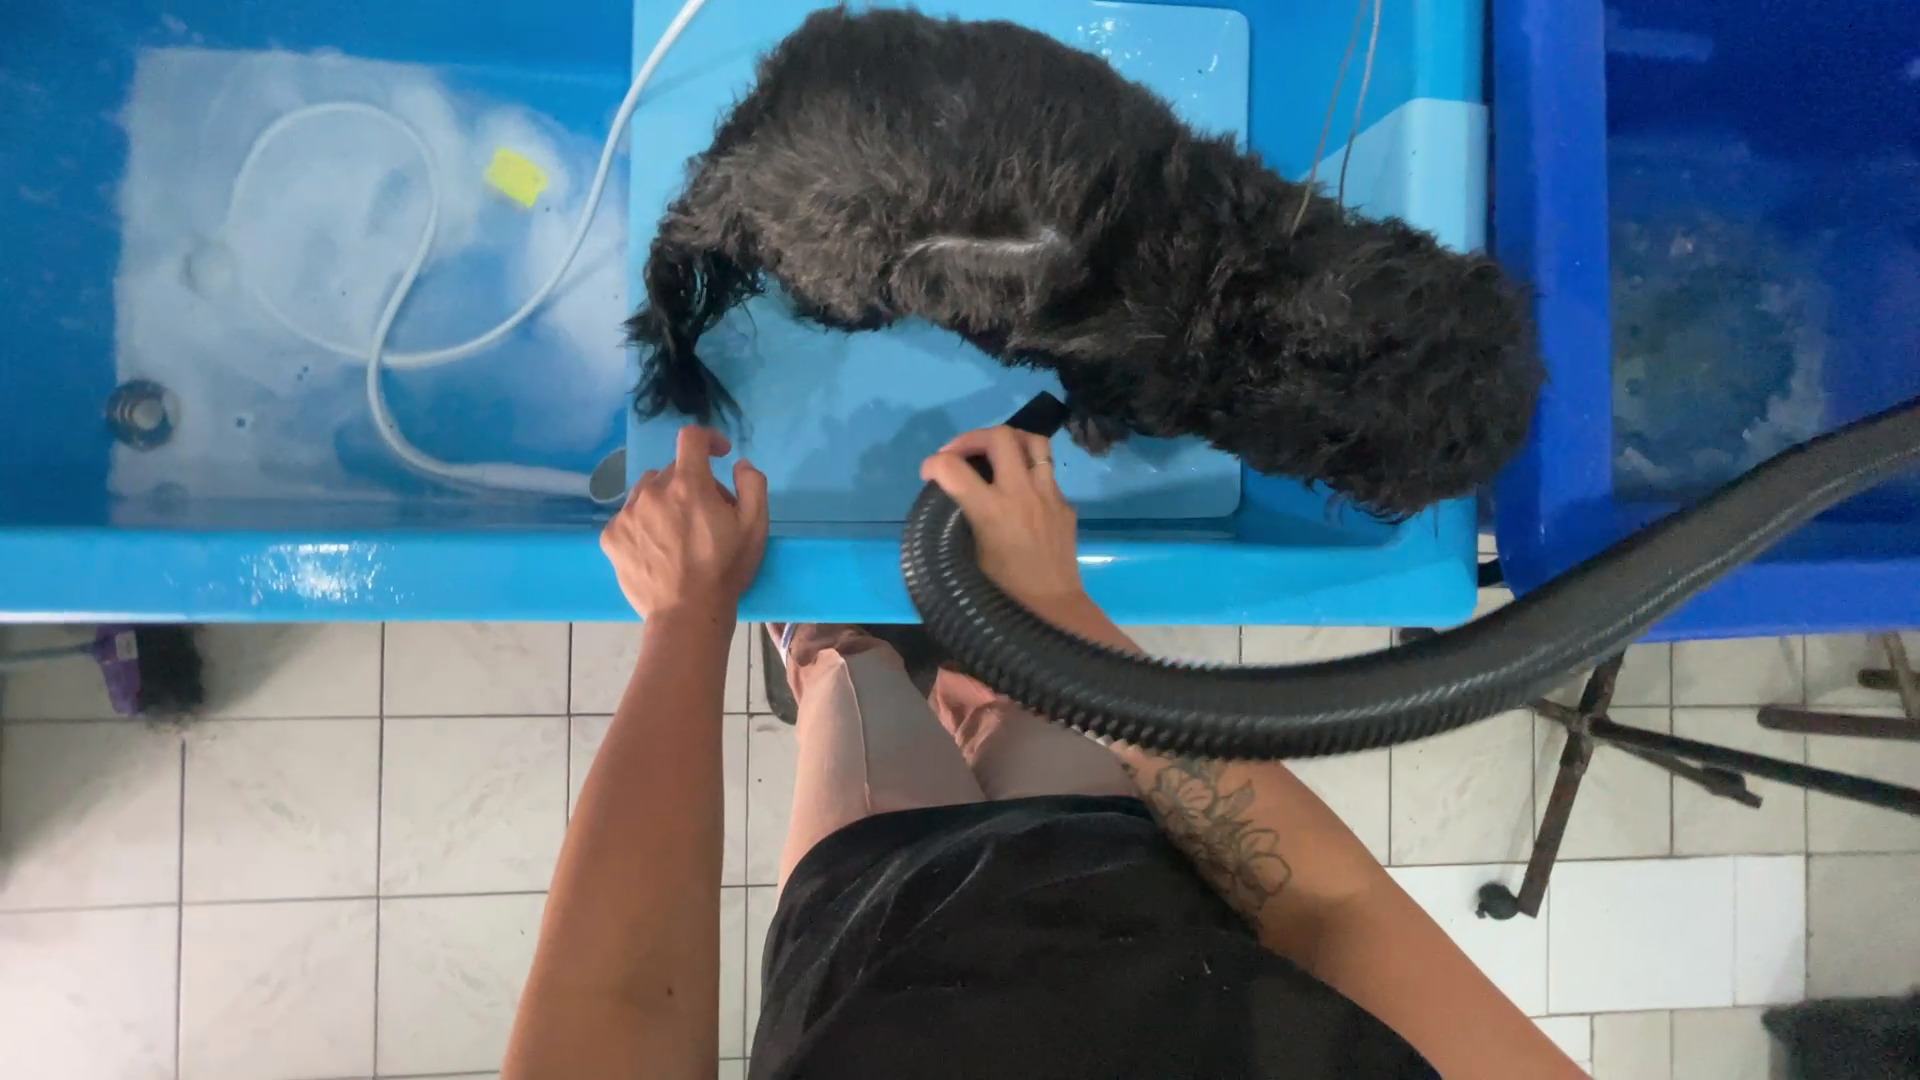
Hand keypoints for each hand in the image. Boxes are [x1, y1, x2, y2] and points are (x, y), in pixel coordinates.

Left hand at [602, 427, 768, 618]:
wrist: (687, 614)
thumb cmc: (725, 570)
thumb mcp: (756, 527)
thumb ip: (753, 485)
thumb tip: (738, 464)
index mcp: (688, 484)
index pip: (691, 438)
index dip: (708, 438)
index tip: (719, 453)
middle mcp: (652, 491)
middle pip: (672, 470)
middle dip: (693, 483)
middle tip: (708, 514)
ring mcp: (627, 514)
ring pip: (648, 491)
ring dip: (665, 500)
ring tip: (679, 532)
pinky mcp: (610, 536)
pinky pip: (629, 516)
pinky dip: (645, 522)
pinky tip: (658, 547)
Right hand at [920, 425, 1083, 610]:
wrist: (1053, 608)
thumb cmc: (1004, 593)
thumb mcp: (969, 558)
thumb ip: (960, 522)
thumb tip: (951, 502)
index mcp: (992, 511)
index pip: (953, 467)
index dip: (933, 464)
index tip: (929, 473)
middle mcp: (1022, 494)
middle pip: (1000, 436)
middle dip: (972, 438)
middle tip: (959, 455)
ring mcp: (1049, 495)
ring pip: (1033, 441)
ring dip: (1008, 441)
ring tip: (994, 455)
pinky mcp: (1065, 504)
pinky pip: (1046, 471)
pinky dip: (1027, 471)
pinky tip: (1018, 491)